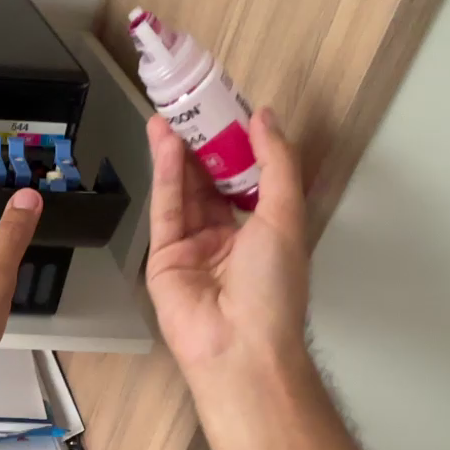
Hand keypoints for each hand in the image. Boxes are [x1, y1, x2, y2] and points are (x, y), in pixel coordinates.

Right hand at [146, 108, 310, 374]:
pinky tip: (164, 145)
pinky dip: (164, 175)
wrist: (238, 343)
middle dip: (201, 144)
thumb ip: (276, 164)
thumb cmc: (273, 288)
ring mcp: (191, 247)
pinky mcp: (163, 256)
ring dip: (177, 153)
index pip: (246, 178)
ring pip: (184, 191)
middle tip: (192, 106)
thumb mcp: (286, 217)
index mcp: (261, 231)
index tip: (231, 110)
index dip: (238, 145)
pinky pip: (166, 209)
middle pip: (210, 181)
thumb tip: (265, 119)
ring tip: (170, 116)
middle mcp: (225, 237)